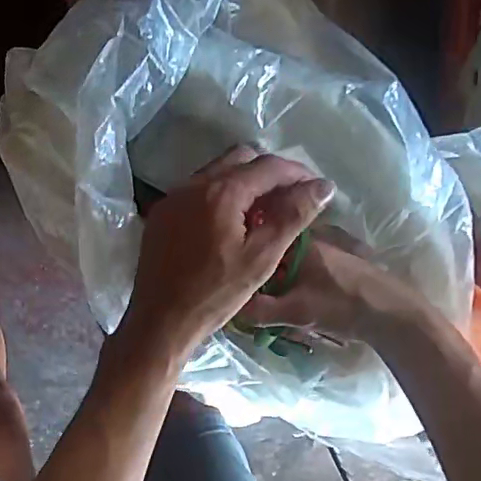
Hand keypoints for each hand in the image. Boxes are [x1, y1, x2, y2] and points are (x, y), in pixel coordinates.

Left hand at [116, 146, 334, 364]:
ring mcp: (172, 198)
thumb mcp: (260, 258)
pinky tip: (231, 221)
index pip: (268, 166)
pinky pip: (196, 191)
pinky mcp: (161, 215)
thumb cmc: (213, 294)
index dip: (298, 173)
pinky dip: (219, 195)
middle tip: (291, 197)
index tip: (317, 189)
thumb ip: (292, 217)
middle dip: (270, 172)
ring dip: (244, 181)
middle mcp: (192, 185)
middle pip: (240, 159)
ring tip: (264, 210)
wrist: (159, 321)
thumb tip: (322, 187)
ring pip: (216, 172)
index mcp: (220, 192)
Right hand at [237, 235, 427, 339]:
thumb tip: (226, 307)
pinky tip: (281, 294)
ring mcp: (325, 246)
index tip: (224, 268)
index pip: (257, 235)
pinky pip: (299, 264)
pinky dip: (287, 276)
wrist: (393, 315)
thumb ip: (257, 310)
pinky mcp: (335, 260)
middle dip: (254, 263)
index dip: (238, 252)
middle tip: (237, 288)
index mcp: (296, 240)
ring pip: (285, 256)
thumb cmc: (341, 306)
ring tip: (255, 293)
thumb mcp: (293, 312)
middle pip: (270, 246)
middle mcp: (310, 235)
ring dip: (271, 273)